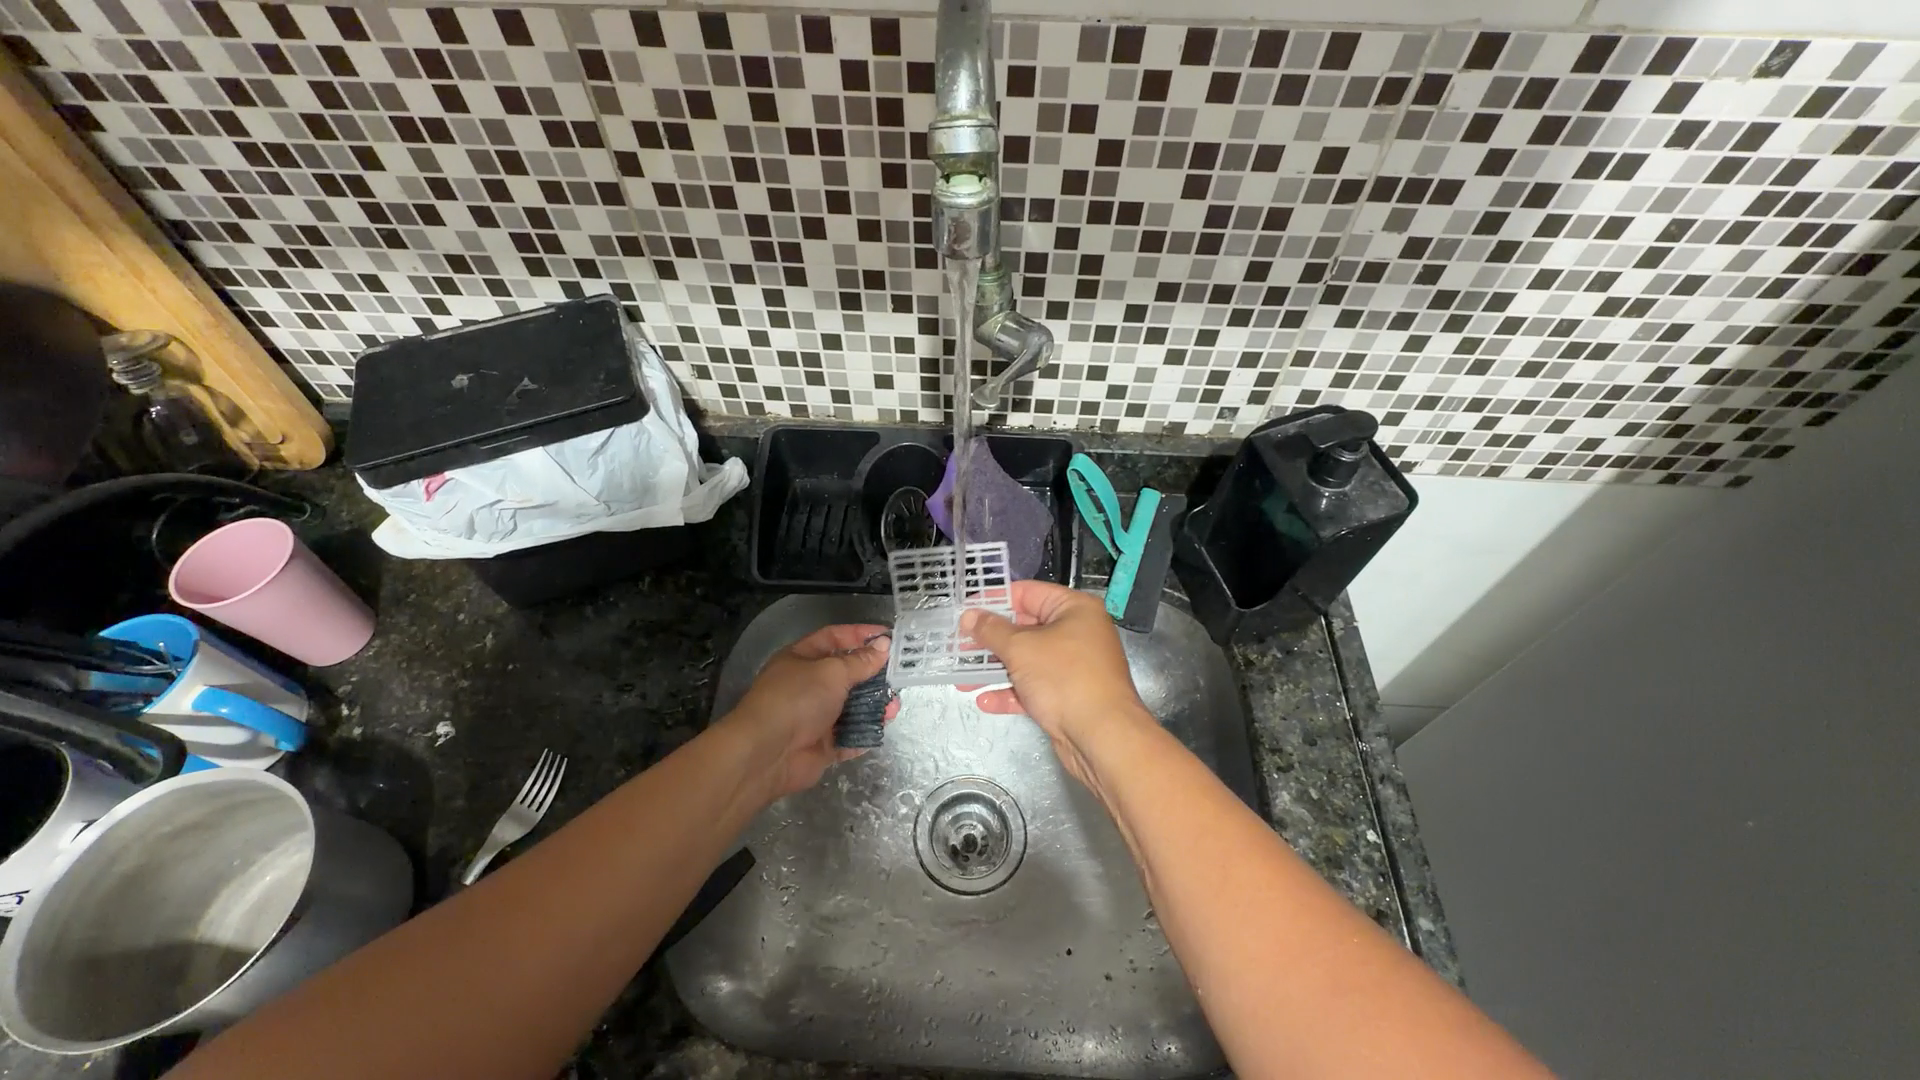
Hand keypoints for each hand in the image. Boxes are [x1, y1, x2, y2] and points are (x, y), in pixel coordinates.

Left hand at [719, 624, 892, 801]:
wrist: (768, 752)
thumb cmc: (797, 700)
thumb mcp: (832, 672)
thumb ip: (860, 661)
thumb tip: (883, 646)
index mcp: (802, 659)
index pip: (834, 638)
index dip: (860, 634)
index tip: (888, 636)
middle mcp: (807, 685)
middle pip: (846, 675)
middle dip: (872, 676)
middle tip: (897, 677)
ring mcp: (814, 717)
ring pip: (851, 707)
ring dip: (873, 707)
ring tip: (893, 708)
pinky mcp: (821, 745)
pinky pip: (848, 736)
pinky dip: (864, 733)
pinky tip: (880, 728)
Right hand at [960, 582, 1155, 794]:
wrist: (1102, 736)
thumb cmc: (1064, 678)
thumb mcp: (1021, 648)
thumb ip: (991, 630)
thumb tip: (970, 616)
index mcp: (1074, 609)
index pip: (1028, 593)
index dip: (994, 599)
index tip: (965, 609)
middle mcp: (1077, 633)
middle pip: (1026, 628)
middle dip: (991, 639)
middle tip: (958, 644)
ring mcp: (1074, 666)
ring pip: (1027, 661)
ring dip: (995, 669)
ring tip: (962, 677)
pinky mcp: (1068, 696)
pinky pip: (1034, 688)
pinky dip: (1011, 693)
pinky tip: (985, 702)